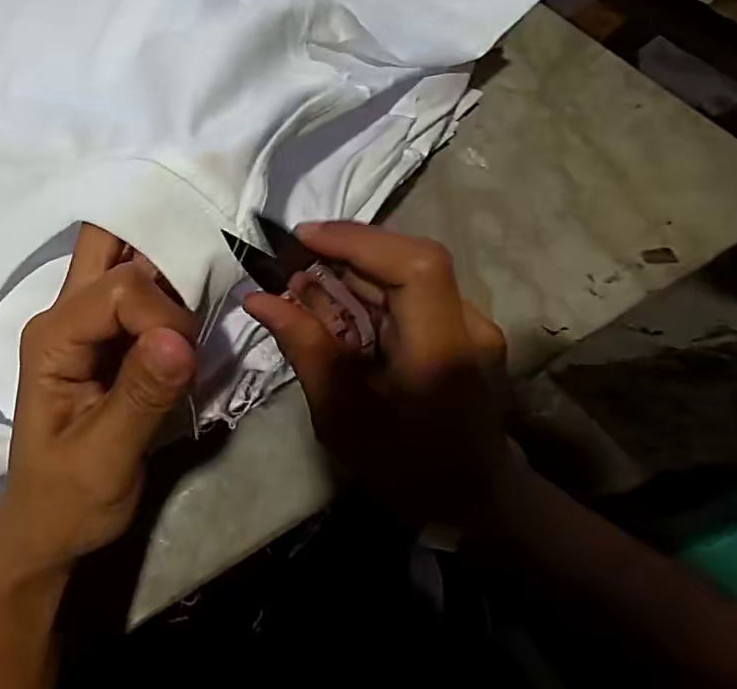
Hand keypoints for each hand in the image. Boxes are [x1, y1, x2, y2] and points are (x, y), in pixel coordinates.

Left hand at [0, 225, 198, 580]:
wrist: (51, 528)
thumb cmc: (68, 498)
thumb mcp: (105, 459)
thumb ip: (141, 395)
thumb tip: (179, 339)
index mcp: (53, 338)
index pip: (119, 290)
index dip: (163, 313)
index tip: (185, 358)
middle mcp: (66, 313)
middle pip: (106, 242)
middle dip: (155, 240)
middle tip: (200, 263)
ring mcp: (88, 318)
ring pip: (126, 255)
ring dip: (168, 261)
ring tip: (205, 280)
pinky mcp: (112, 331)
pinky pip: (144, 285)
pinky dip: (173, 284)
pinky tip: (196, 298)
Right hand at [243, 222, 510, 527]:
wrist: (477, 497)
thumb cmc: (406, 470)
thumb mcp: (344, 419)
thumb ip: (306, 349)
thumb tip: (259, 298)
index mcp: (442, 355)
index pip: (415, 268)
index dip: (359, 242)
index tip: (303, 239)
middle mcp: (469, 326)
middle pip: (407, 259)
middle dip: (345, 253)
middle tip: (293, 268)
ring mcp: (474, 321)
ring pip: (408, 268)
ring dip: (355, 270)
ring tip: (308, 288)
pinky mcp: (466, 322)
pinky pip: (413, 287)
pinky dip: (371, 287)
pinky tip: (341, 306)